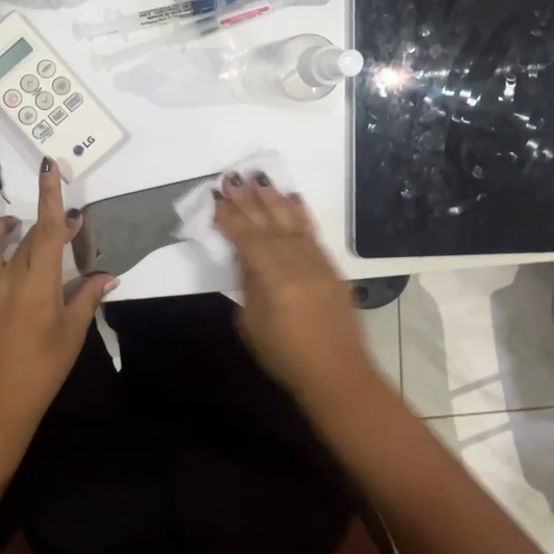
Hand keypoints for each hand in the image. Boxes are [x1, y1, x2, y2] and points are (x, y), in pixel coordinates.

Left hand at [0, 158, 116, 423]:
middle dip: (41, 220)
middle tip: (58, 226)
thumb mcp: (72, 333)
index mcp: (38, 285)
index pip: (47, 232)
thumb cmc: (43, 368)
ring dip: (0, 229)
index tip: (51, 169)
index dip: (50, 198)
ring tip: (13, 229)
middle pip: (23, 236)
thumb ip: (86, 297)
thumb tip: (108, 275)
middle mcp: (6, 279)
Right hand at [214, 172, 371, 399]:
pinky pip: (313, 233)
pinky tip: (292, 198)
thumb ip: (249, 284)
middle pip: (268, 224)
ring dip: (274, 198)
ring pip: (292, 222)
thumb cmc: (285, 357)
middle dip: (248, 199)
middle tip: (232, 177)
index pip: (246, 238)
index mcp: (273, 279)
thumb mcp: (252, 324)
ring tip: (259, 177)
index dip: (229, 217)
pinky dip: (301, 214)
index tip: (216, 197)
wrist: (338, 376)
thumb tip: (246, 257)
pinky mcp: (332, 269)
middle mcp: (297, 264)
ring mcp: (318, 264)